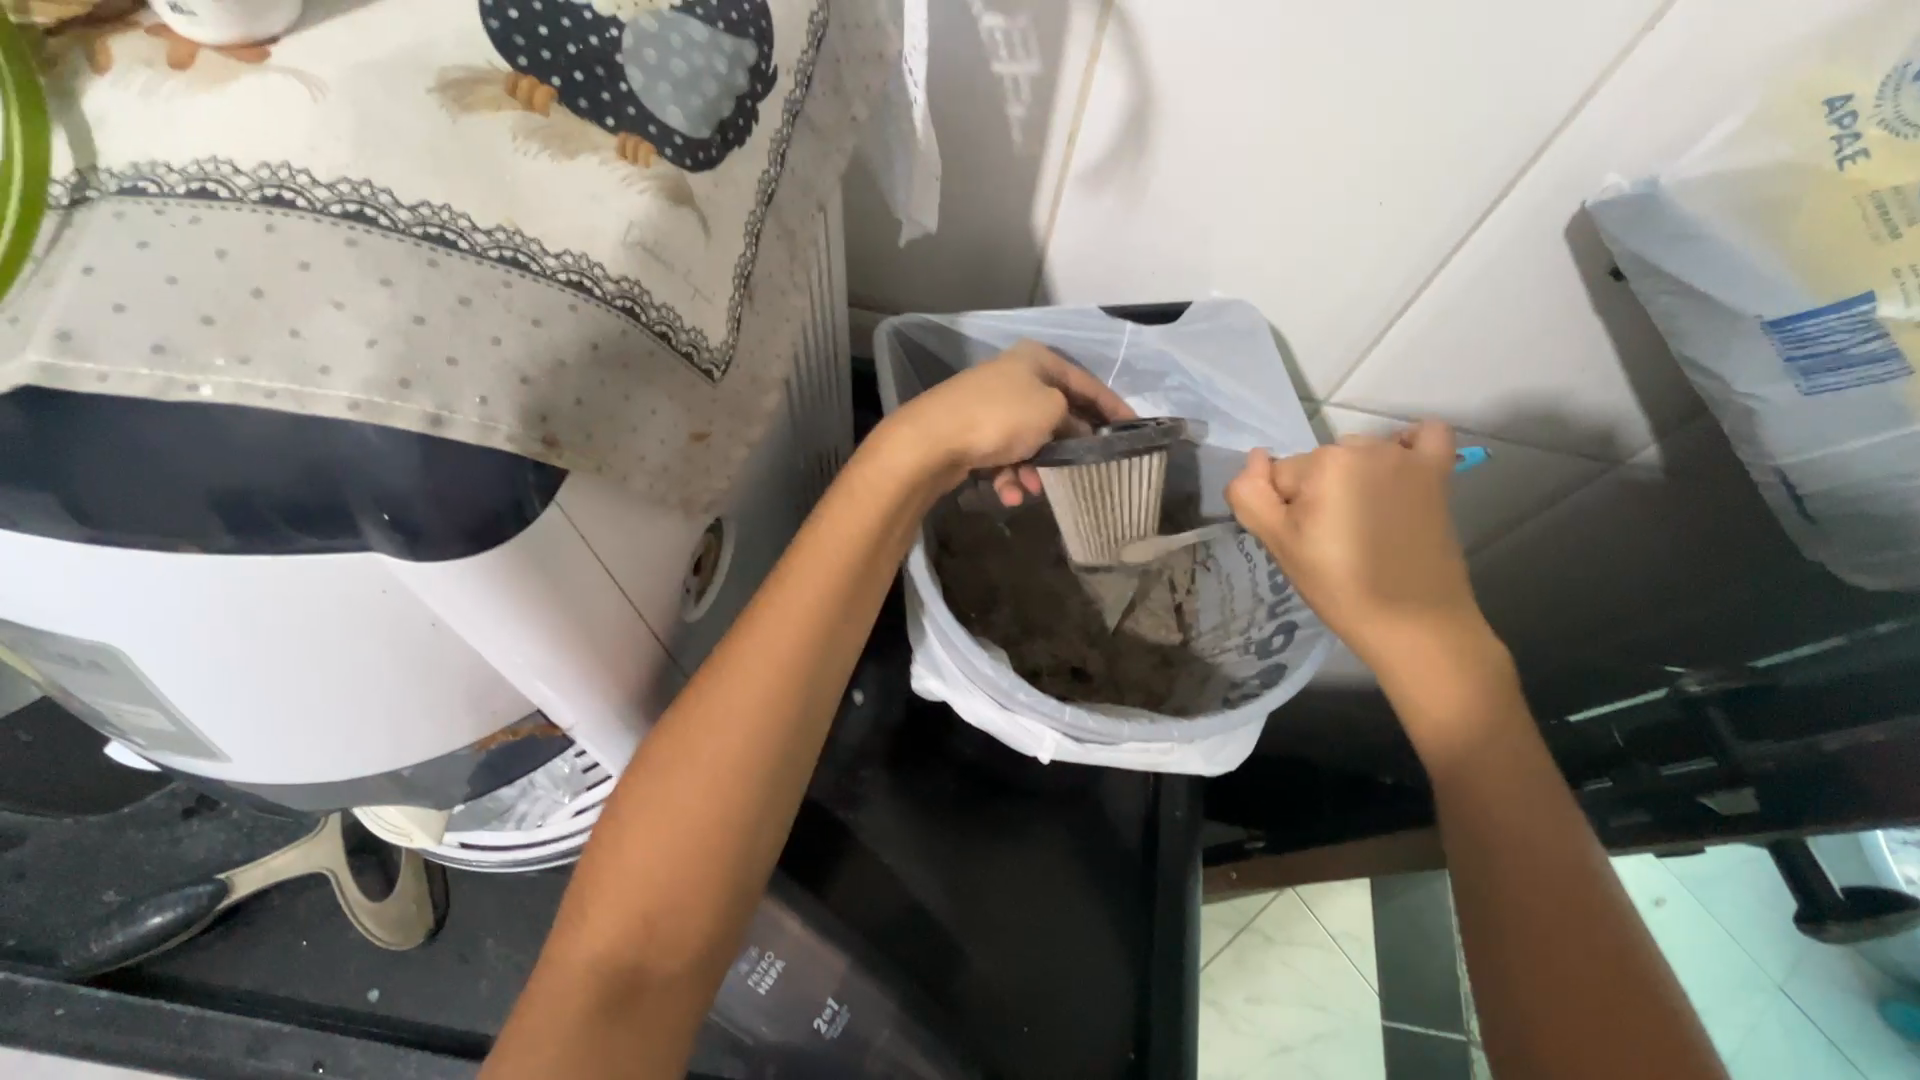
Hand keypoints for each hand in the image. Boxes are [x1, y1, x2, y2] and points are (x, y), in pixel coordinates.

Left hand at [882, 340, 1134, 503]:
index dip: (1111, 406)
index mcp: (1036, 359)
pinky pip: (1003, 455)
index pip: (1085, 382)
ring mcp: (989, 405)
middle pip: (1055, 413)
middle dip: (1067, 446)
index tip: (1133, 429)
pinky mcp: (971, 433)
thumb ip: (1073, 419)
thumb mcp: (1051, 412)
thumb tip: (1075, 431)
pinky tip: (1008, 492)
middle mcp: (1013, 377)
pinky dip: (1009, 475)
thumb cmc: (1000, 417)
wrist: (932, 440)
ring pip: (1028, 441)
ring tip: (1031, 487)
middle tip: (1085, 468)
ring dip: (1034, 468)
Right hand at [1226, 421, 1494, 682]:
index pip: (1280, 476)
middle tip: (1332, 541)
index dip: (1283, 511)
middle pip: (1318, 464)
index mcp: (1323, 463)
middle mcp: (1365, 448)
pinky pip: (1424, 436)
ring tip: (1365, 525)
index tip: (1303, 542)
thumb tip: (1255, 457)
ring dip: (1353, 480)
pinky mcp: (1437, 473)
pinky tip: (1399, 472)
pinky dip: (1408, 446)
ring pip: (1357, 456)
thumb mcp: (1278, 544)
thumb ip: (1250, 494)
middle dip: (1317, 494)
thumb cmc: (1338, 586)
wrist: (1412, 622)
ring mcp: (1405, 459)